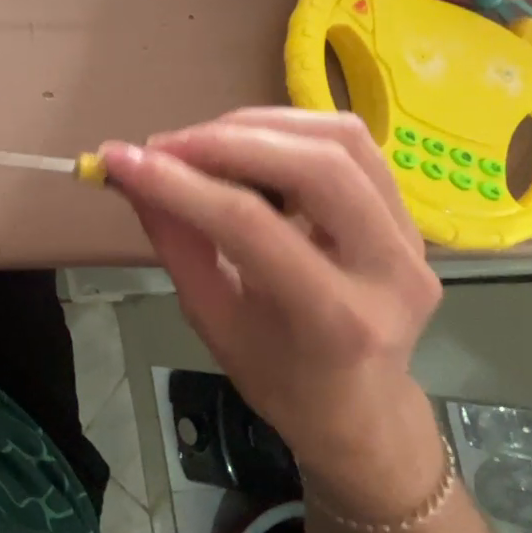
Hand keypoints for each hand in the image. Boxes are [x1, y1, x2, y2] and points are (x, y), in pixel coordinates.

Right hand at [102, 108, 446, 518]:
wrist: (358, 406)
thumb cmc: (274, 372)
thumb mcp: (208, 315)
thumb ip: (175, 240)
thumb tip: (130, 175)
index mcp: (334, 318)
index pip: (249, 225)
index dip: (177, 183)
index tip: (118, 159)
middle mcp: (390, 271)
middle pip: (314, 166)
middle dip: (223, 142)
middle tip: (161, 148)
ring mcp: (413, 238)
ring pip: (340, 139)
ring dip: (256, 126)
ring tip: (200, 144)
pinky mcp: (412, 215)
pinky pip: (351, 144)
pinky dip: (286, 132)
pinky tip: (245, 150)